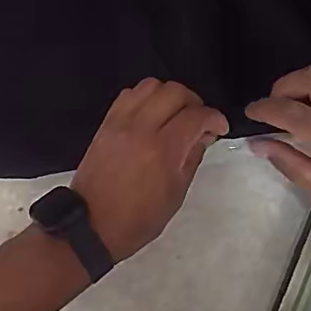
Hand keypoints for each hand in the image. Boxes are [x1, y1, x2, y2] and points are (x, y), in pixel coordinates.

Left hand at [71, 77, 228, 260]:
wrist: (91, 225)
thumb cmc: (138, 218)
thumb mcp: (176, 194)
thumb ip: (192, 157)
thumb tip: (203, 135)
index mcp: (162, 151)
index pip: (196, 116)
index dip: (215, 118)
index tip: (219, 127)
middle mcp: (140, 129)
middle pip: (175, 91)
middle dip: (195, 102)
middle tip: (198, 120)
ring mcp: (120, 123)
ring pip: (151, 85)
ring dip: (169, 95)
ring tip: (175, 114)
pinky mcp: (106, 123)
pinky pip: (129, 94)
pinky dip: (146, 98)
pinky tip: (152, 115)